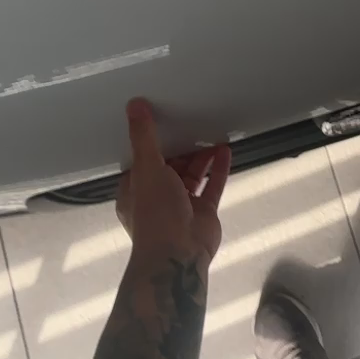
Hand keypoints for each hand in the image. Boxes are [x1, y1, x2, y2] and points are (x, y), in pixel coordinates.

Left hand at [116, 98, 231, 261]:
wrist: (178, 252)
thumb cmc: (155, 213)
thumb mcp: (146, 168)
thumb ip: (144, 137)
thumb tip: (134, 106)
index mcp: (136, 192)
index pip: (142, 164)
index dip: (153, 146)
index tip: (164, 125)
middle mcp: (157, 200)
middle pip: (170, 169)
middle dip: (182, 151)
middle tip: (193, 127)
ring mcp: (182, 207)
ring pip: (192, 177)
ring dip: (202, 159)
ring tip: (212, 137)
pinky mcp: (203, 213)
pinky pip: (212, 186)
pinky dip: (218, 169)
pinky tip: (225, 152)